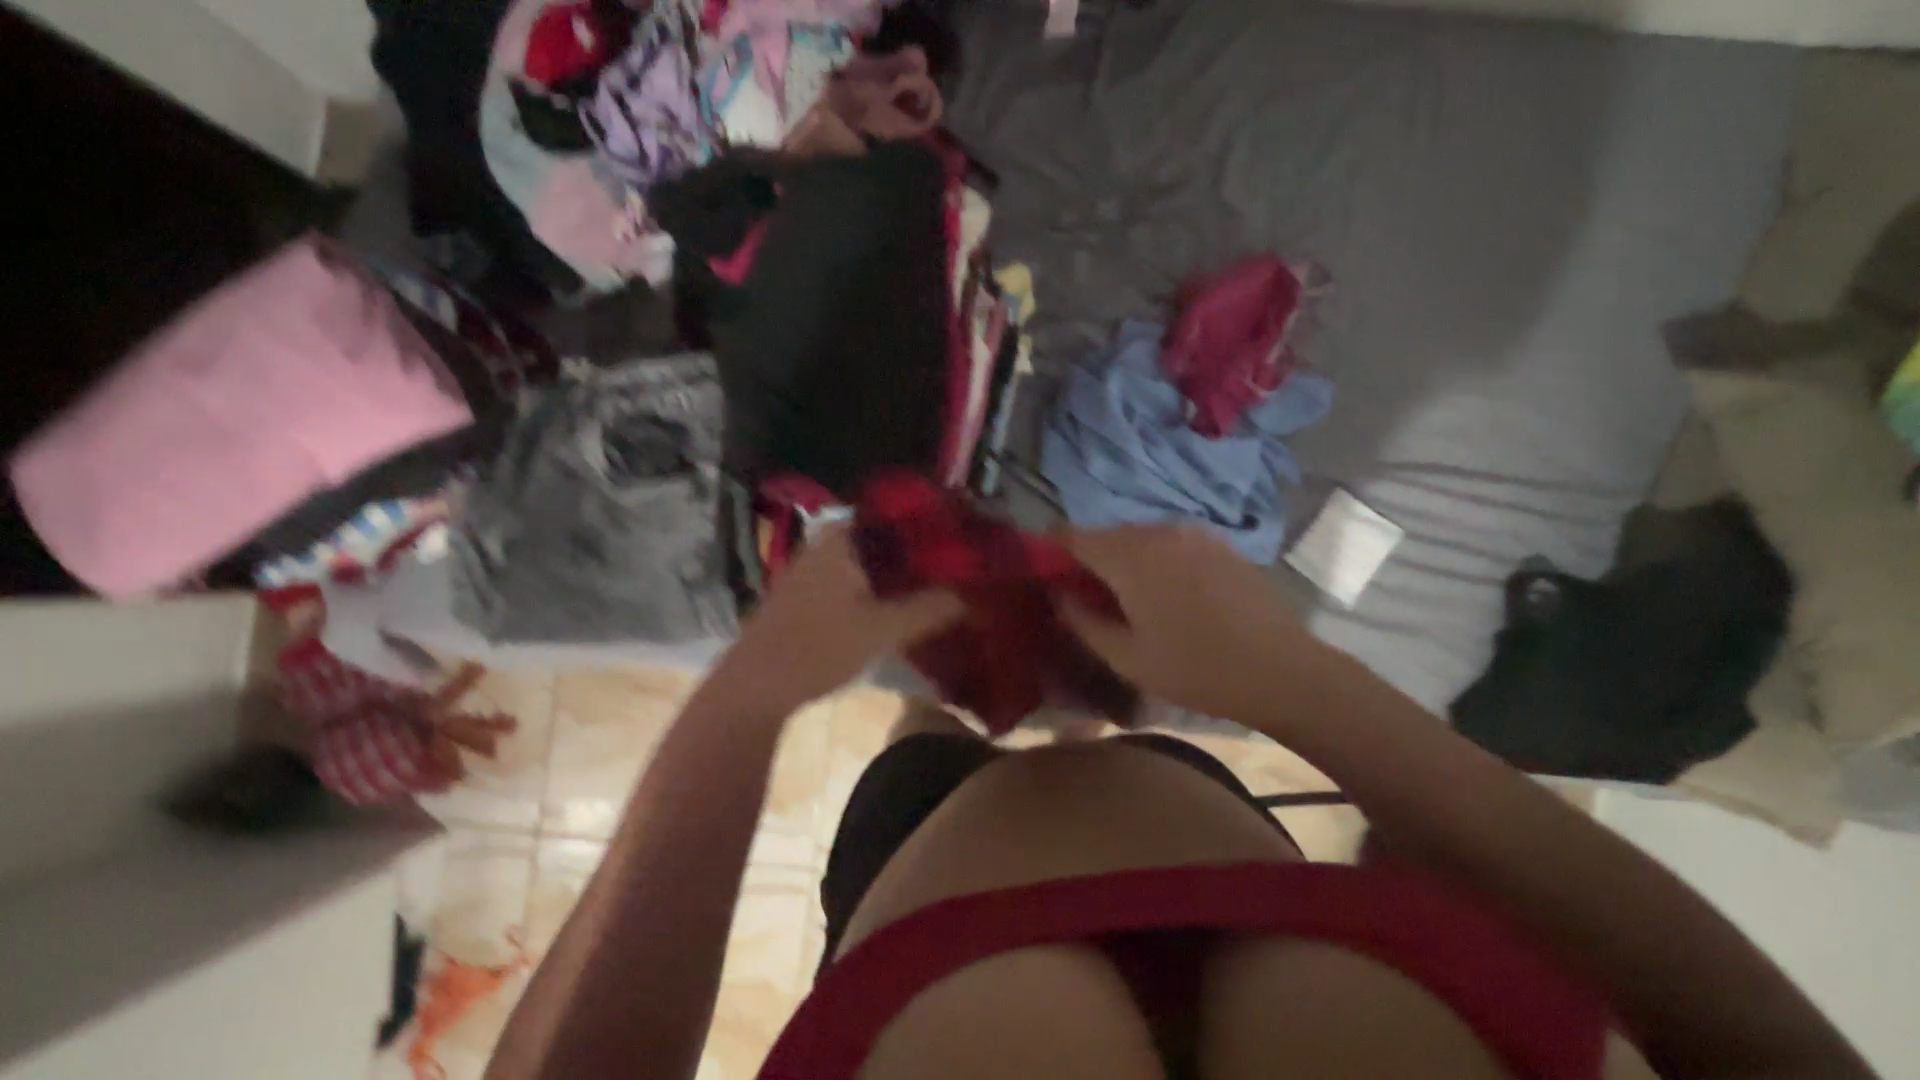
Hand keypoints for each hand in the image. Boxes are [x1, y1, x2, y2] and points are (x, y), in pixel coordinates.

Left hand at [709, 528, 961, 717]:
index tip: (971, 541)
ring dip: (907, 575)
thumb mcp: (881, 629)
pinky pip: (862, 580)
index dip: (937, 527)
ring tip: (948, 586)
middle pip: (890, 540)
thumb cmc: (816, 648)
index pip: (901, 516)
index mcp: (844, 537)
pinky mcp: (815, 594)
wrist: (754, 686)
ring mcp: (819, 568)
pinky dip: (886, 589)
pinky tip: (910, 606)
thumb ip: (928, 608)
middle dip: (926, 554)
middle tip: (966, 567)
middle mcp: (830, 542)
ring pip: (876, 562)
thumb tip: (969, 595)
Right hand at [1056, 526, 1320, 720]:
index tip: (1041, 576)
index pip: (1072, 535)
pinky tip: (1166, 596)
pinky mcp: (1220, 544)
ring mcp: (1194, 534)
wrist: (1282, 670)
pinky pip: (1171, 544)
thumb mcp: (1127, 657)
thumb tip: (1058, 595)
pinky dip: (1156, 561)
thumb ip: (1083, 621)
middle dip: (1088, 559)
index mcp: (1130, 555)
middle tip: (1081, 597)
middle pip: (1106, 534)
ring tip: (1125, 600)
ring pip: (1140, 538)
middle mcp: (1159, 531)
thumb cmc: (1196, 669)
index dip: (1049, 552)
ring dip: (1123, 560)